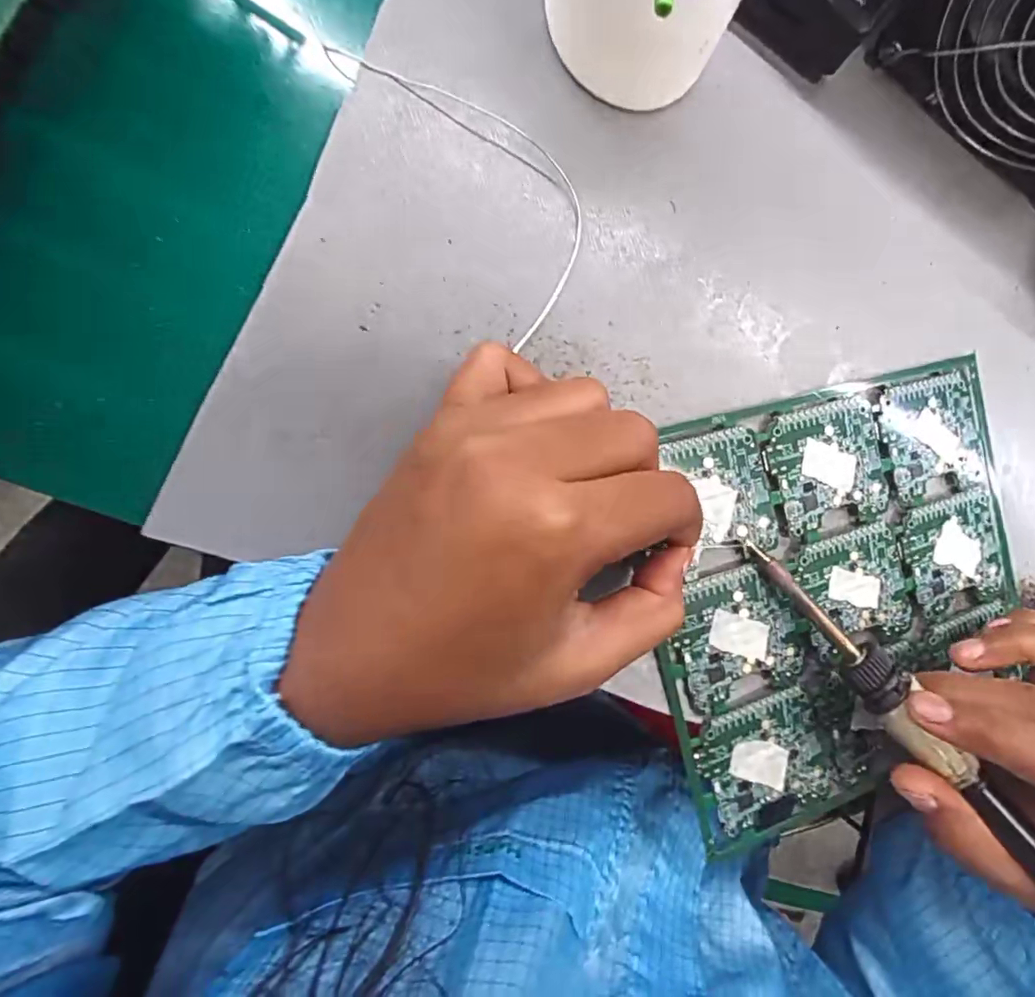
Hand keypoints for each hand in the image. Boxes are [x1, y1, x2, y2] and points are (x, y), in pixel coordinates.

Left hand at [281, 343, 701, 746]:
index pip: (669, 494)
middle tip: (610, 527)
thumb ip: (653, 614)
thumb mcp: (577, 667)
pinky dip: (529, 394)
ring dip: (595, 441)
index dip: (681, 530)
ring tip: (567, 487)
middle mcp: (520, 460)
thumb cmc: (464, 670)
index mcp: (558, 528)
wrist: (354, 652)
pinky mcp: (440, 419)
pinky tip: (523, 444)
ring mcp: (473, 428)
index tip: (653, 557)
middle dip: (642, 484)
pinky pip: (503, 365)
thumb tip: (668, 559)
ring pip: (584, 394)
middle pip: (635, 433)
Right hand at [888, 611, 1034, 921]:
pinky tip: (986, 637)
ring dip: (1009, 651)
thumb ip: (961, 830)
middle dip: (973, 697)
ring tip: (954, 656)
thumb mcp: (1010, 873)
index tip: (924, 713)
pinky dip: (1031, 632)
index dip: (993, 732)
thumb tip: (911, 778)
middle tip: (911, 695)